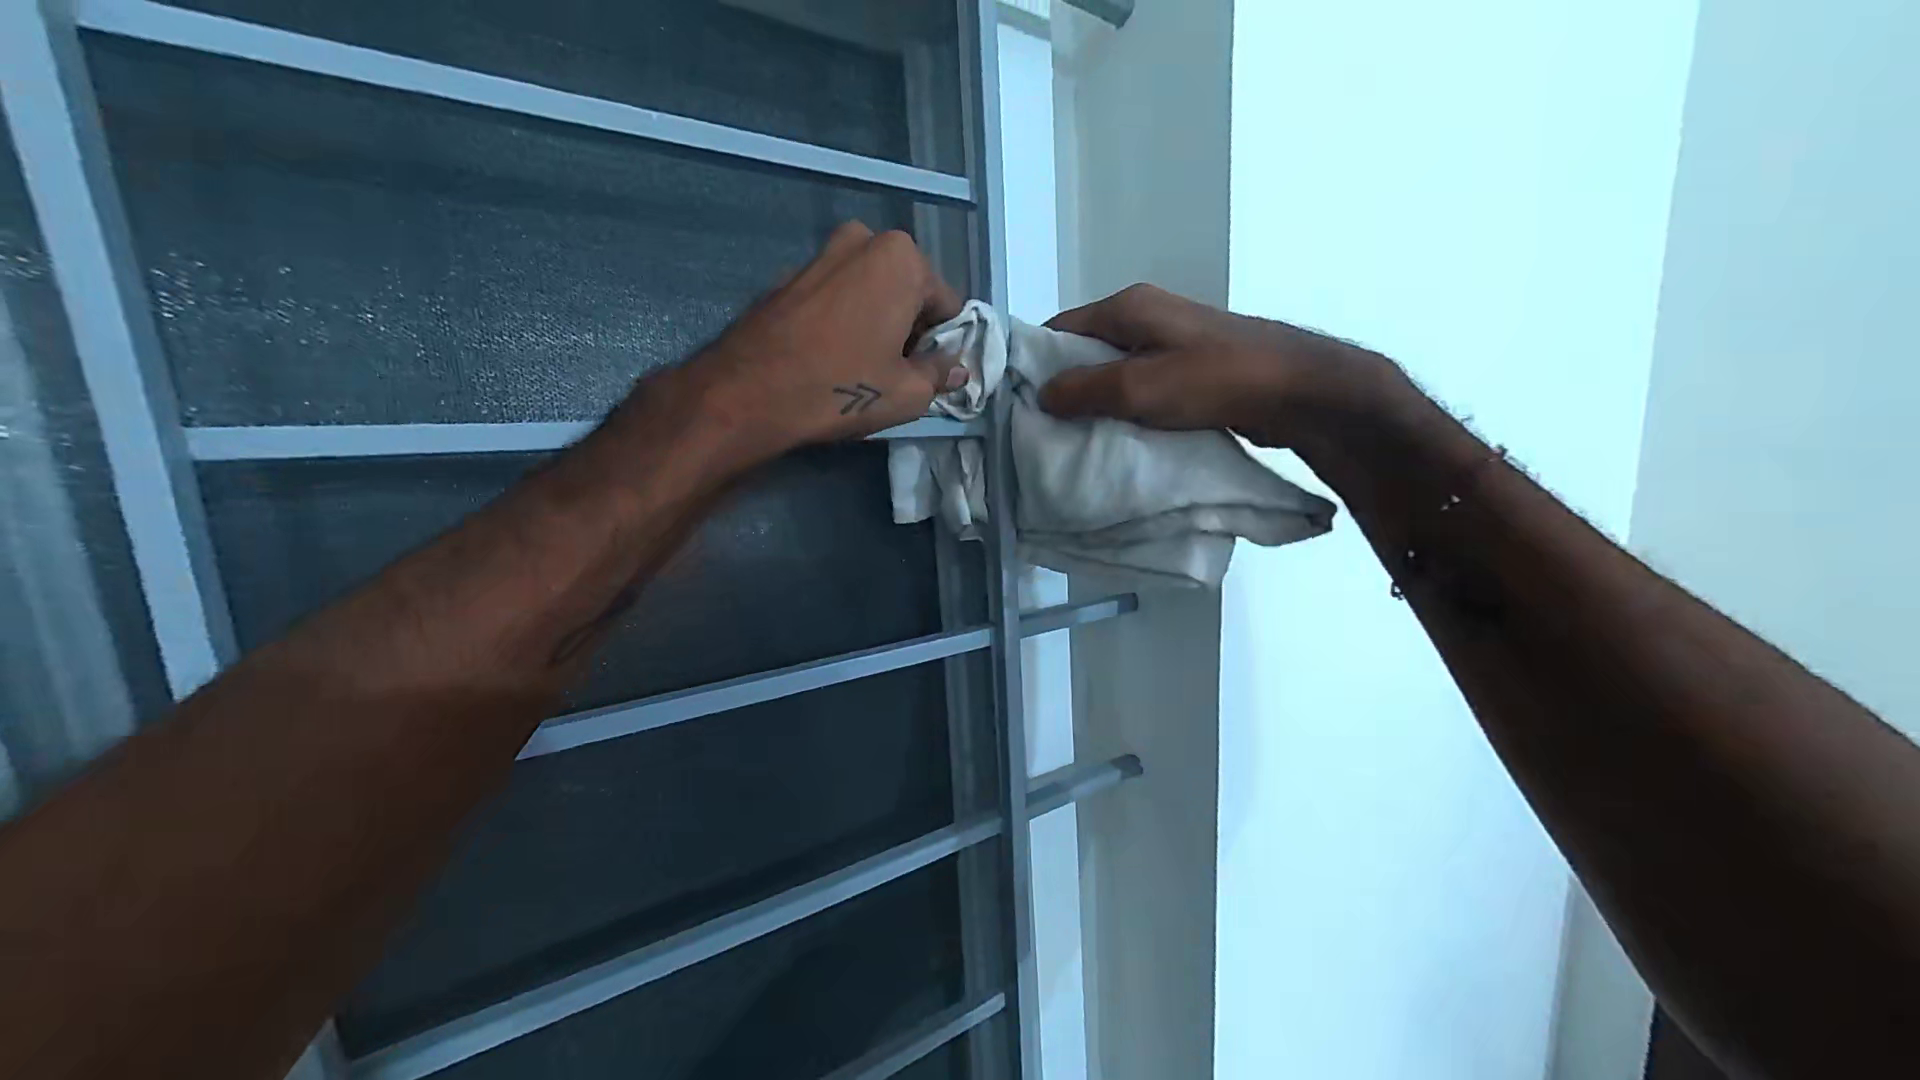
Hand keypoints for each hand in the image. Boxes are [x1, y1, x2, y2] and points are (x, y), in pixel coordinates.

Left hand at [673, 221, 964, 457]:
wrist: (749, 393)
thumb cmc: (841, 388)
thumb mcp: (908, 393)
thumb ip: (940, 375)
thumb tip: (955, 369)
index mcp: (902, 258)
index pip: (947, 305)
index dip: (943, 343)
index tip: (928, 372)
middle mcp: (863, 241)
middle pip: (907, 291)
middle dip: (909, 326)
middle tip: (894, 369)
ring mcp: (821, 254)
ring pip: (870, 291)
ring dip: (876, 321)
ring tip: (860, 363)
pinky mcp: (789, 276)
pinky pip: (837, 297)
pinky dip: (843, 320)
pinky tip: (829, 355)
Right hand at [1037, 284, 1395, 448]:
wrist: (1298, 390)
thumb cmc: (1214, 379)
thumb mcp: (1139, 387)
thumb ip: (1084, 389)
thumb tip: (1042, 394)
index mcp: (1128, 306)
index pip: (1060, 327)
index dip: (1036, 362)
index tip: (1019, 400)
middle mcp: (1146, 315)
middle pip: (1086, 350)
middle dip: (1065, 385)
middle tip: (1045, 426)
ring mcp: (1171, 341)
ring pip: (1114, 371)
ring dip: (1097, 400)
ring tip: (1076, 435)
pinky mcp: (1190, 367)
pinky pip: (1142, 386)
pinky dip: (1126, 407)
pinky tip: (1118, 435)